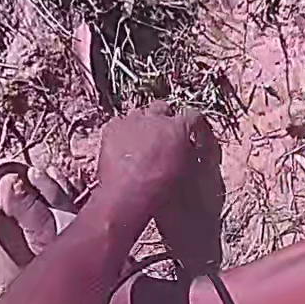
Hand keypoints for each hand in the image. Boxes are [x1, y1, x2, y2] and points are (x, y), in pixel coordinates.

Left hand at [91, 102, 219, 241]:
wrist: (126, 195)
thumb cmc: (159, 190)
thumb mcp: (183, 172)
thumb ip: (186, 152)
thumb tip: (185, 148)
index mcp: (178, 128)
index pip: (192, 115)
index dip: (191, 123)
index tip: (190, 130)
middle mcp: (155, 118)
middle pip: (162, 108)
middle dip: (163, 118)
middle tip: (161, 134)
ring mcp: (131, 120)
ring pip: (138, 114)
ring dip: (141, 124)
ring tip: (139, 143)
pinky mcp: (112, 127)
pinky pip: (118, 122)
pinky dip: (121, 131)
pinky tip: (121, 147)